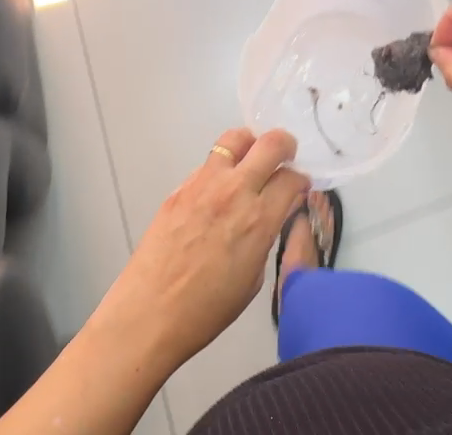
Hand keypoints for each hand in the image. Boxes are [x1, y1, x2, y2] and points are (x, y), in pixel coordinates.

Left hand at [91, 128, 308, 369]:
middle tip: (284, 158)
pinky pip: (208, 163)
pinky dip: (221, 168)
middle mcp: (235, 191)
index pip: (291, 178)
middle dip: (285, 146)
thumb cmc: (207, 309)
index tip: (299, 187)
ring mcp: (204, 184)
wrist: (150, 311)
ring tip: (250, 160)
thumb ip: (265, 237)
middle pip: (270, 144)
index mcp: (259, 219)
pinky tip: (218, 191)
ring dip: (250, 145)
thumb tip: (272, 216)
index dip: (301, 181)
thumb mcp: (253, 278)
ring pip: (235, 139)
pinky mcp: (180, 187)